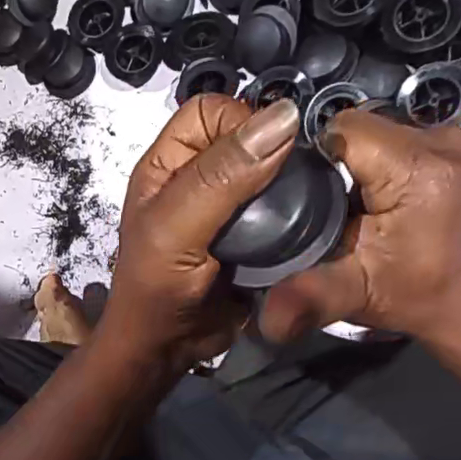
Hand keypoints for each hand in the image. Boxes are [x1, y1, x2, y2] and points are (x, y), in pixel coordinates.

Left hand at [95, 95, 299, 367]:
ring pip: (270, 173)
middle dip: (273, 151)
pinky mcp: (254, 236)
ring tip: (302, 203)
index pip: (210, 111)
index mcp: (168, 164)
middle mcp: (198, 178)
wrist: (168, 349)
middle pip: (246, 137)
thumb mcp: (177, 228)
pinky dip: (296, 214)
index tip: (265, 156)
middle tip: (291, 182)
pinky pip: (283, 210)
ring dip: (290, 185)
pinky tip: (304, 224)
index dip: (240, 122)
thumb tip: (282, 117)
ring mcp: (228, 208)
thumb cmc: (156, 288)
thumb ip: (222, 177)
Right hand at [259, 110, 460, 342]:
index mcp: (419, 170)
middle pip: (360, 125)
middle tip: (331, 207)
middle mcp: (443, 143)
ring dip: (356, 160)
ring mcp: (453, 140)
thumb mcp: (352, 295)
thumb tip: (266, 322)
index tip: (309, 195)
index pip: (343, 129)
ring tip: (351, 201)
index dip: (315, 157)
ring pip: (376, 128)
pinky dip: (378, 160)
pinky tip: (373, 194)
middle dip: (336, 160)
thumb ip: (308, 296)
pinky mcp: (453, 145)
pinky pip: (396, 136)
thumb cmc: (418, 296)